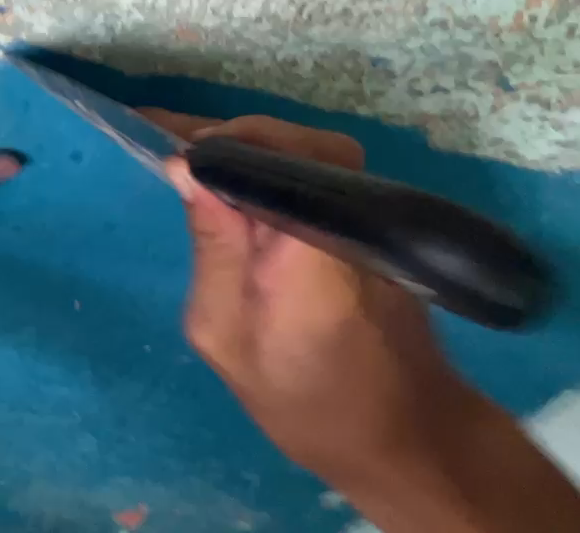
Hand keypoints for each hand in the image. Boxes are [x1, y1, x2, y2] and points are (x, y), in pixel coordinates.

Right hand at [143, 111, 486, 491]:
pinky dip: (274, 167)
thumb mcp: (224, 335)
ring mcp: (376, 224)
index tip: (177, 153)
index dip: (229, 146)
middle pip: (304, 148)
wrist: (402, 440)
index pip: (285, 167)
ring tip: (200, 168)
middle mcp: (355, 225)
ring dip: (252, 151)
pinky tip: (237, 187)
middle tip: (180, 155)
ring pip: (313, 155)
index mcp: (316, 256)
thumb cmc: (303, 400)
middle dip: (234, 140)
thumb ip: (211, 247)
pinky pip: (320, 175)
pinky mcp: (375, 229)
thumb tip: (183, 167)